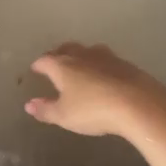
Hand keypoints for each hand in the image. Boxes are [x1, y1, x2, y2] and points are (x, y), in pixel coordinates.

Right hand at [24, 43, 165, 138]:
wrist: (137, 103)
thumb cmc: (93, 109)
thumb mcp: (65, 116)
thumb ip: (46, 109)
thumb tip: (29, 104)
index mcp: (63, 65)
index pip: (45, 60)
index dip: (39, 65)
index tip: (35, 69)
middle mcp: (82, 55)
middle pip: (66, 49)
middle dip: (58, 55)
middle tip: (54, 62)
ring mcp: (105, 57)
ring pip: (87, 51)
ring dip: (79, 56)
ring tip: (78, 65)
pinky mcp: (124, 63)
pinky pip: (105, 60)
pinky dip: (98, 65)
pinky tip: (102, 75)